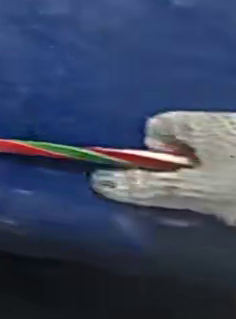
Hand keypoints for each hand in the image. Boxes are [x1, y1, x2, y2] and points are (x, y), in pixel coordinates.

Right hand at [92, 112, 235, 224]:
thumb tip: (97, 180)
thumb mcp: (195, 192)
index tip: (168, 178)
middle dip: (187, 167)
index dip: (151, 153)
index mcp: (201, 122)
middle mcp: (229, 118)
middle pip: (190, 143)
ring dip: (220, 173)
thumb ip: (144, 185)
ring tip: (231, 200)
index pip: (156, 127)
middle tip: (202, 195)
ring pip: (223, 154)